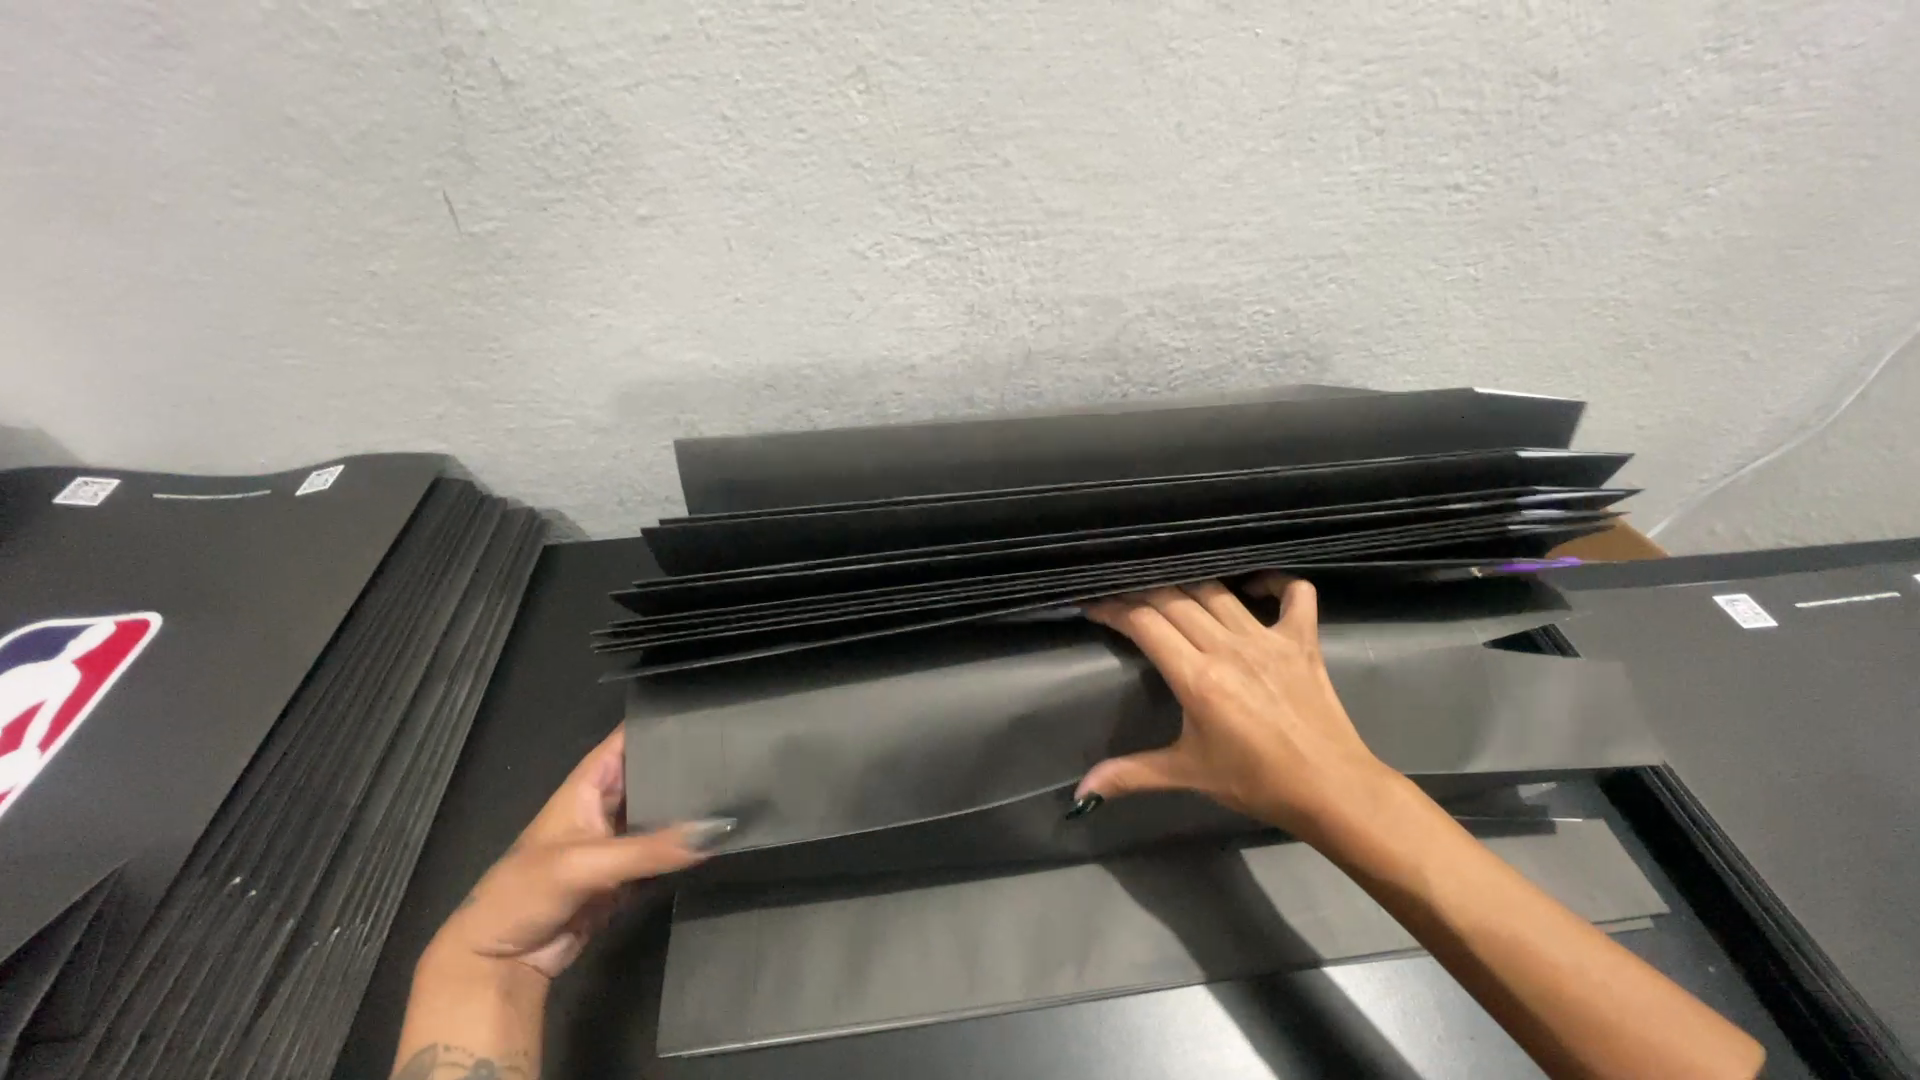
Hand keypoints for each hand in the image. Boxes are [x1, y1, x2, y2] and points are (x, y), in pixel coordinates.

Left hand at [423, 726, 731, 983]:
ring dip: (696, 806)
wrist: (500, 964)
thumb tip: (720, 829)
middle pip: (657, 772)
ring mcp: (623, 840)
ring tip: (742, 788)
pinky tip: (726, 834)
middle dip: (692, 762)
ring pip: (667, 812)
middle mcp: (610, 804)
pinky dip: (692, 845)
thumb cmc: (525, 894)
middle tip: (742, 751)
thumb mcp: (586, 863)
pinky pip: (670, 851)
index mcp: (590, 783)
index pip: (631, 737)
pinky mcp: (633, 874)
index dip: (665, 722)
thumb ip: (652, 848)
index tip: (711, 710)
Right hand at [1079, 577, 1394, 841]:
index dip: (1113, 608)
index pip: (1144, 623)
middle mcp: (1229, 647)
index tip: (1092, 604)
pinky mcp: (1303, 639)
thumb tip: (1083, 792)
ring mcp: (1268, 638)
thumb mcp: (1188, 774)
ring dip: (1188, 582)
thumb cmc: (1255, 782)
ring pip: (1217, 591)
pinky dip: (1272, 581)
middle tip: (1120, 592)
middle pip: (1174, 598)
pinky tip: (1252, 585)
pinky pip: (1291, 593)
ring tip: (1167, 584)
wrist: (1332, 790)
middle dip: (1140, 590)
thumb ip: (1131, 774)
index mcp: (1197, 677)